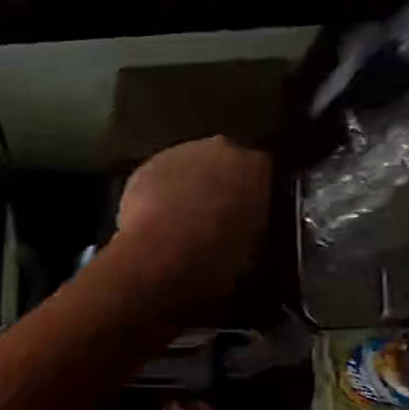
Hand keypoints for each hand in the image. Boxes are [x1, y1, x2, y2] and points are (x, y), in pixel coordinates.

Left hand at [110, 137, 271, 306]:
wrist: (157, 257)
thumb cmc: (212, 261)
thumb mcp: (250, 255)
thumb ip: (252, 234)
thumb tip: (245, 238)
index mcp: (258, 168)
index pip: (263, 177)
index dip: (252, 200)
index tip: (245, 220)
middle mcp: (222, 149)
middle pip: (224, 164)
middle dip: (219, 188)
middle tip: (211, 222)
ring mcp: (180, 153)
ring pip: (189, 169)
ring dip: (187, 189)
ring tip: (178, 225)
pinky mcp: (145, 166)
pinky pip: (158, 180)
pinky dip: (157, 195)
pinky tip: (153, 222)